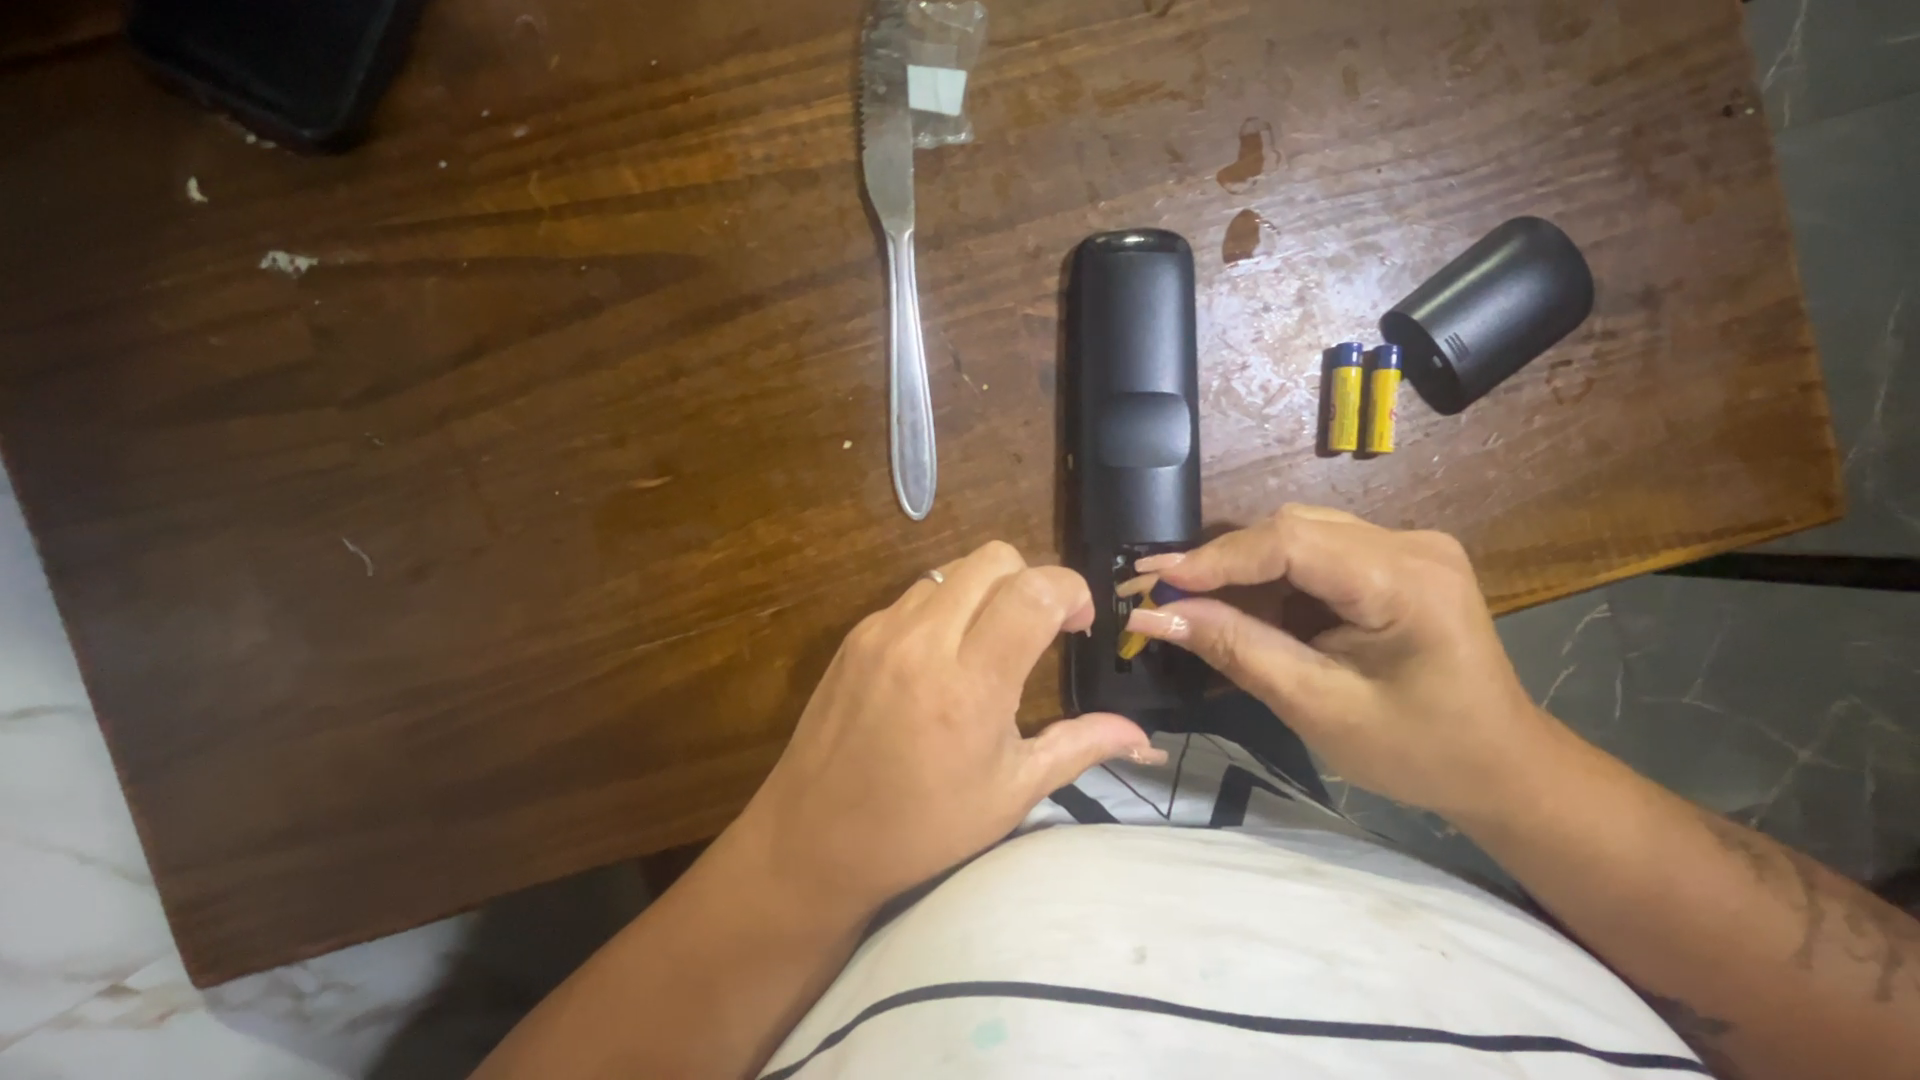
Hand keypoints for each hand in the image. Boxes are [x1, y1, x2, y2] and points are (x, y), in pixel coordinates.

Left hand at [734, 541, 1158, 911]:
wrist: (813, 840)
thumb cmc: (922, 828)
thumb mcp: (1009, 794)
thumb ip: (1079, 748)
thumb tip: (1141, 736)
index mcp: (971, 683)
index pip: (1034, 589)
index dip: (1071, 591)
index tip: (1079, 625)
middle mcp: (925, 641)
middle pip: (994, 558)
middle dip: (1031, 579)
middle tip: (1040, 629)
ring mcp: (882, 632)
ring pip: (951, 571)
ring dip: (985, 592)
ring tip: (989, 644)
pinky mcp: (854, 637)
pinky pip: (913, 596)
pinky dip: (943, 610)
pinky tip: (942, 660)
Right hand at [1124, 504, 1565, 819]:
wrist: (1501, 767)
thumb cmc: (1417, 751)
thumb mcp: (1317, 706)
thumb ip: (1236, 650)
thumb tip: (1154, 615)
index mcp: (1407, 580)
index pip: (1291, 540)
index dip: (1215, 558)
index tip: (1152, 581)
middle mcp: (1411, 544)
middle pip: (1292, 529)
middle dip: (1222, 564)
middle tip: (1161, 596)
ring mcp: (1408, 548)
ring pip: (1298, 537)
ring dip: (1243, 572)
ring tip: (1194, 608)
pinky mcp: (1397, 562)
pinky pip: (1316, 555)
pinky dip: (1272, 582)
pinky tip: (1247, 613)